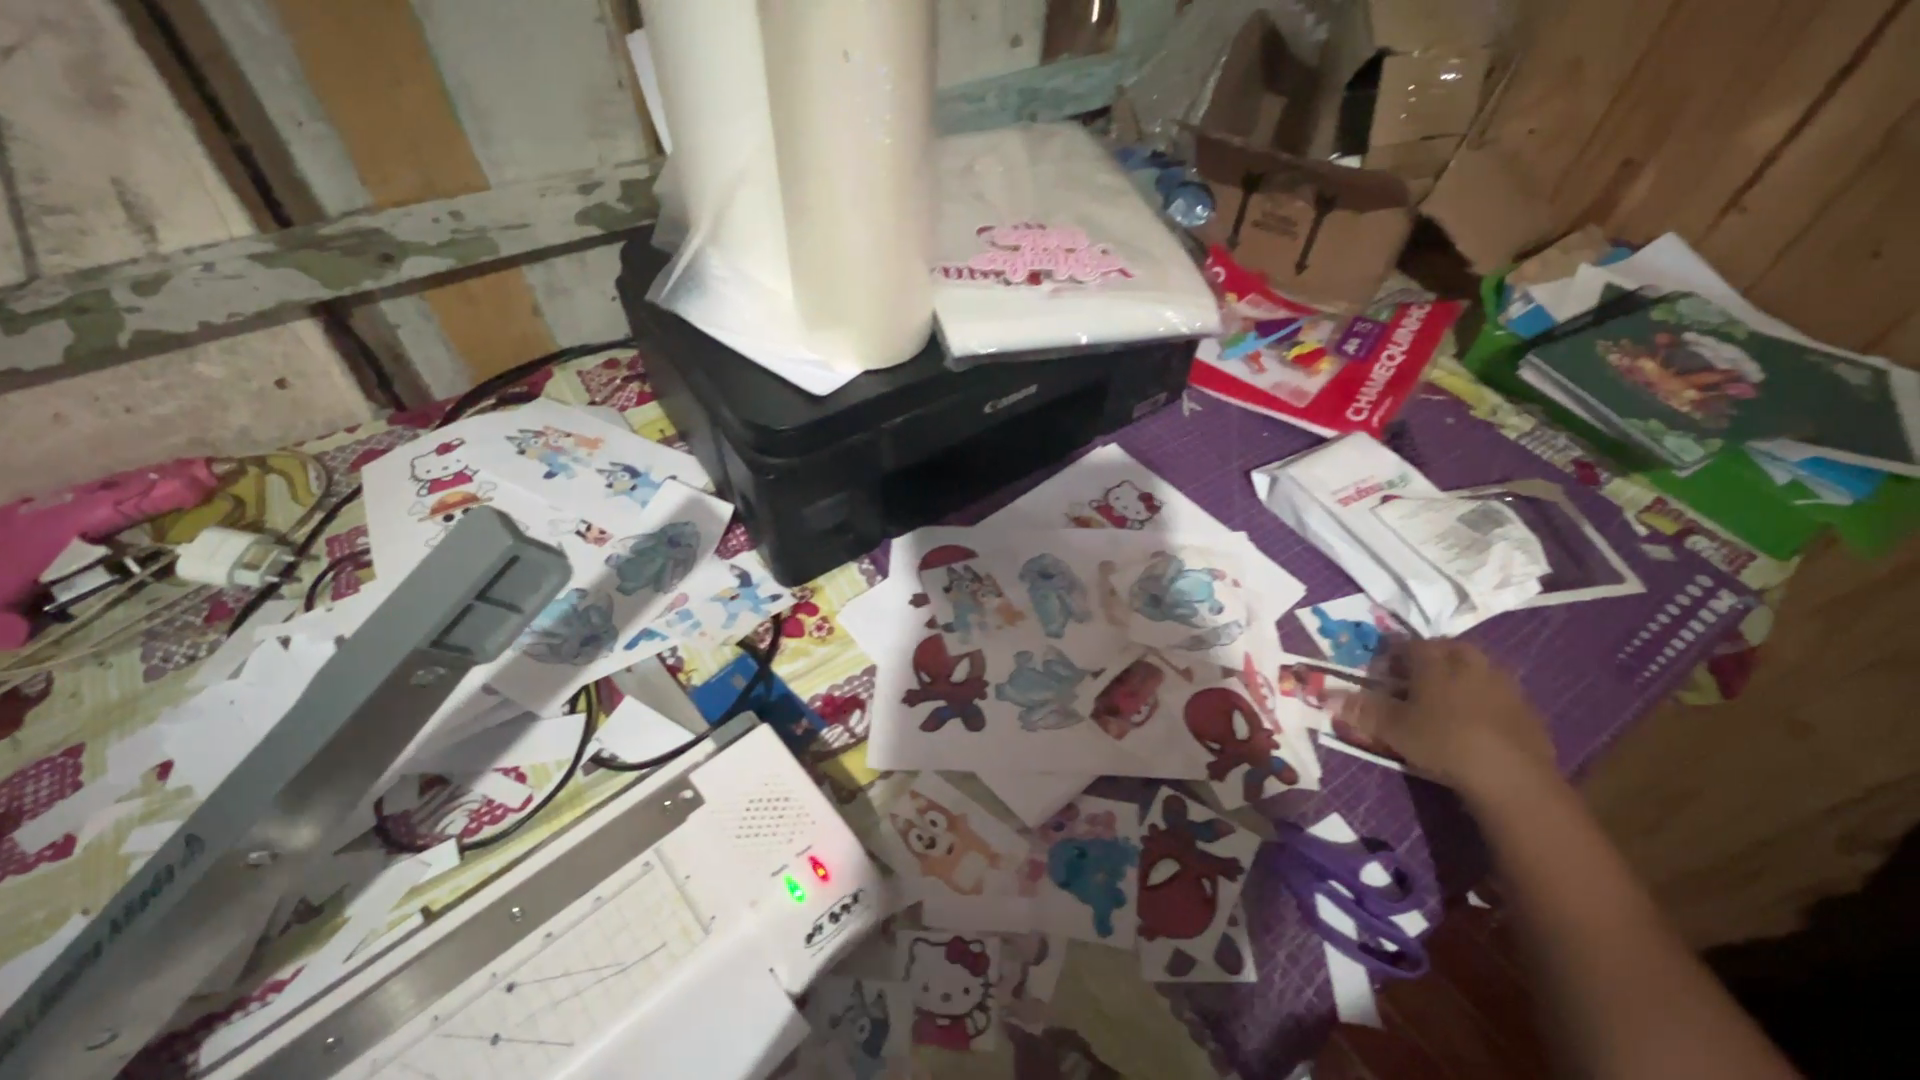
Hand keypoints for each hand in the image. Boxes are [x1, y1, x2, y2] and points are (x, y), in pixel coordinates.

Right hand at [1334, 639, 1556, 797]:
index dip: (1393, 656)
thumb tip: (1328, 697)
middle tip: (1416, 682)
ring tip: (1447, 702)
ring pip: (1477, 670)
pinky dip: (1485, 701)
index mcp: (1436, 660)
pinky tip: (1478, 724)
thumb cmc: (1442, 742)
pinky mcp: (1527, 709)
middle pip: (1448, 650)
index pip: (1409, 645)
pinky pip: (1498, 695)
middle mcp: (1471, 662)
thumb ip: (1363, 710)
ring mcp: (1504, 683)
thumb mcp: (1393, 729)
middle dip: (1432, 659)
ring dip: (1461, 678)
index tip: (1383, 672)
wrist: (1511, 775)